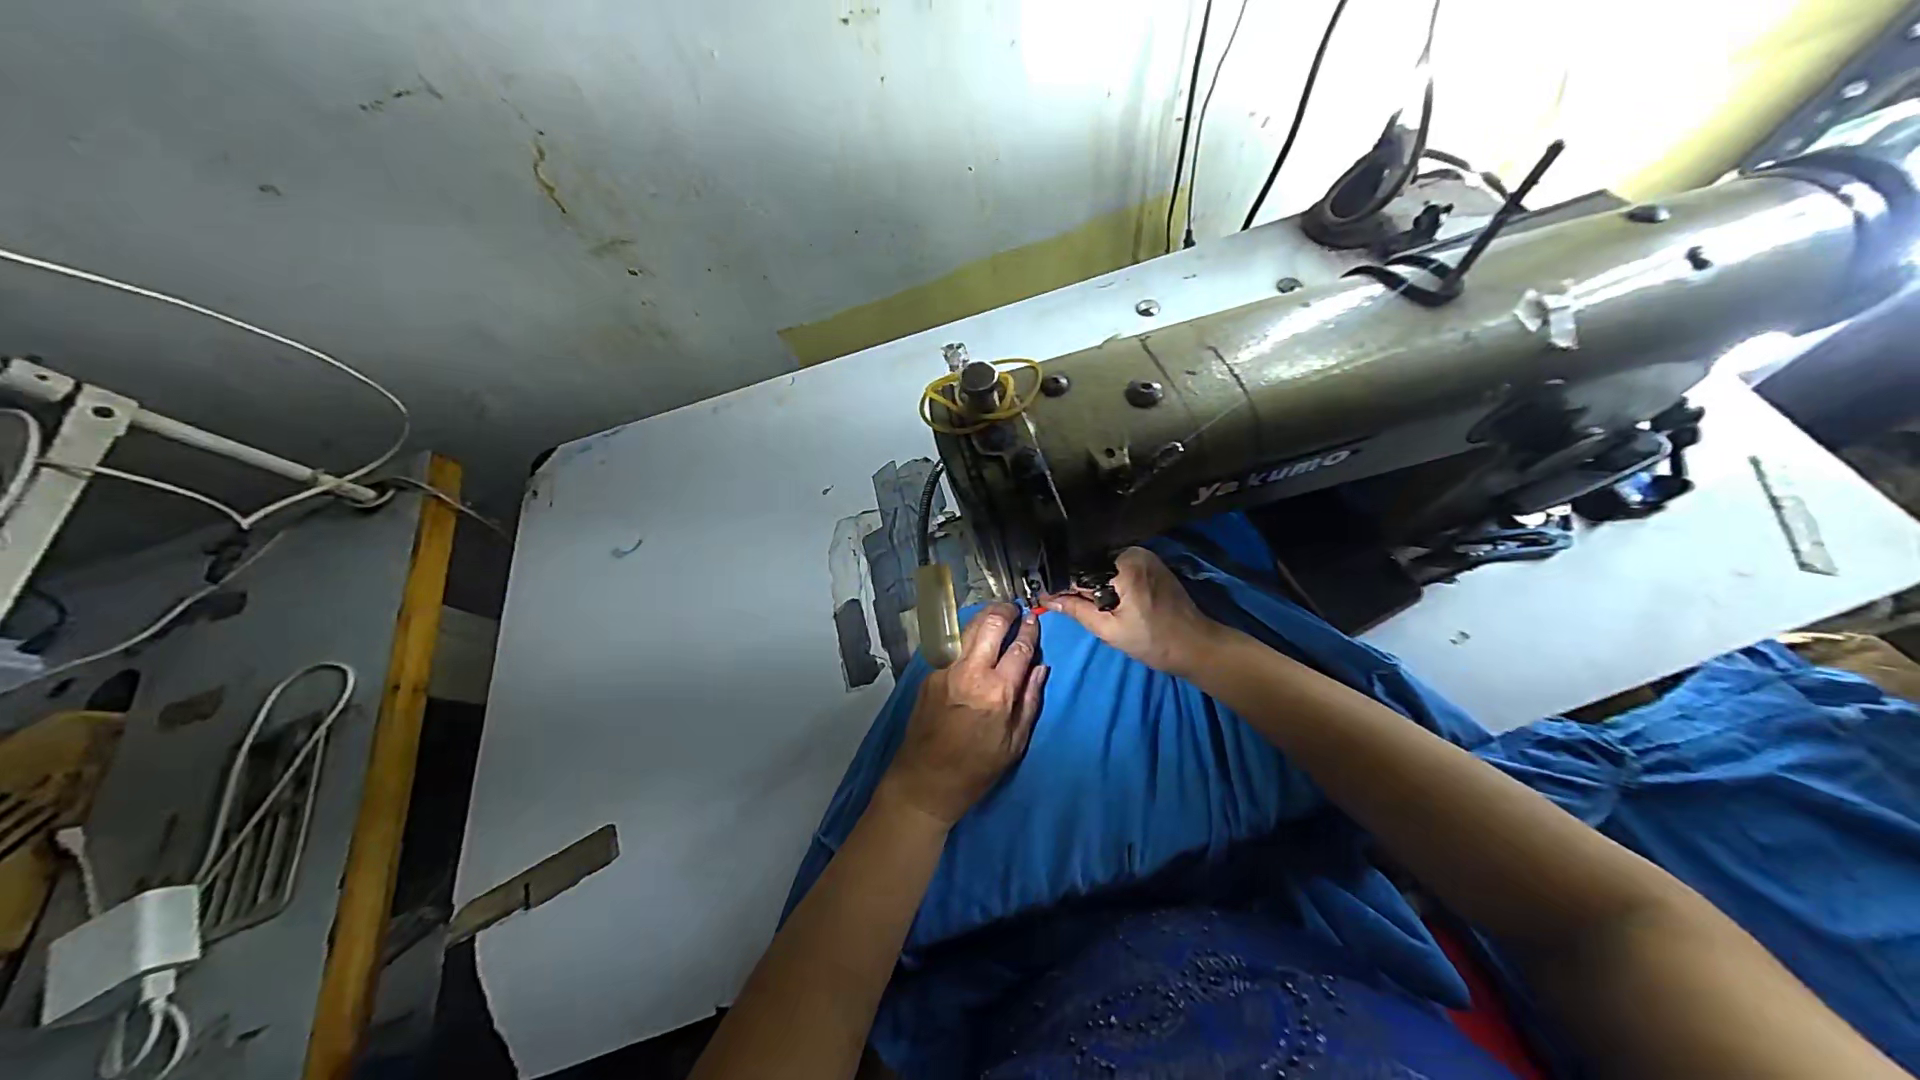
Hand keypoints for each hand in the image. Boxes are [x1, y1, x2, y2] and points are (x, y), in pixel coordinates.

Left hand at [879, 603, 1048, 826]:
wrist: (924, 781)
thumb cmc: (976, 769)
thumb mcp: (1015, 743)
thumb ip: (1030, 700)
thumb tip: (1041, 668)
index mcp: (997, 691)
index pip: (1019, 648)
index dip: (1030, 630)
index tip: (1035, 620)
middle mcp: (970, 672)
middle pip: (991, 625)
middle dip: (1006, 612)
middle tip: (1014, 609)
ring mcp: (946, 670)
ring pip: (967, 628)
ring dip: (984, 617)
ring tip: (997, 615)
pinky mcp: (929, 674)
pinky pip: (951, 645)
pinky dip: (965, 635)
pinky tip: (973, 637)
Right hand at [1045, 547, 1226, 677]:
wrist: (1196, 646)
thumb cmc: (1155, 641)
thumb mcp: (1110, 630)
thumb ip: (1077, 610)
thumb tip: (1047, 599)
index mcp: (1125, 565)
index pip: (1080, 569)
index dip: (1063, 585)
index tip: (1049, 598)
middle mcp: (1134, 552)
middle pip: (1091, 565)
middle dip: (1080, 585)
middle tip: (1072, 607)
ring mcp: (1145, 556)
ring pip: (1104, 568)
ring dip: (1096, 586)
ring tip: (1094, 606)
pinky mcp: (1151, 564)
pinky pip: (1118, 569)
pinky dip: (1110, 583)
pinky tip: (1111, 602)